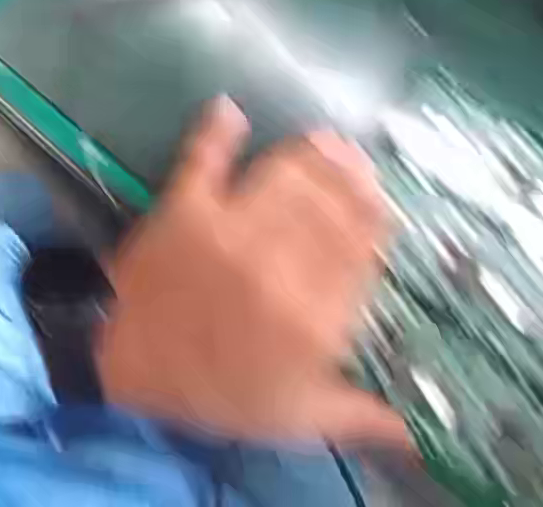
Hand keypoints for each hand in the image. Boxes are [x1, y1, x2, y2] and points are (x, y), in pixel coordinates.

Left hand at [94, 97, 408, 448]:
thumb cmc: (210, 390)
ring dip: (303, 157)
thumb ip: (358, 415)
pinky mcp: (178, 210)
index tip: (382, 197)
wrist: (124, 360)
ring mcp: (224, 231)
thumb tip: (418, 432)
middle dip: (345, 179)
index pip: (357, 255)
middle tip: (355, 154)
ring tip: (322, 138)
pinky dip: (214, 134)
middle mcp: (276, 267)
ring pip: (277, 184)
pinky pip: (200, 163)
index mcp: (314, 319)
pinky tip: (228, 109)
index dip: (372, 220)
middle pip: (323, 210)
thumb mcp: (294, 417)